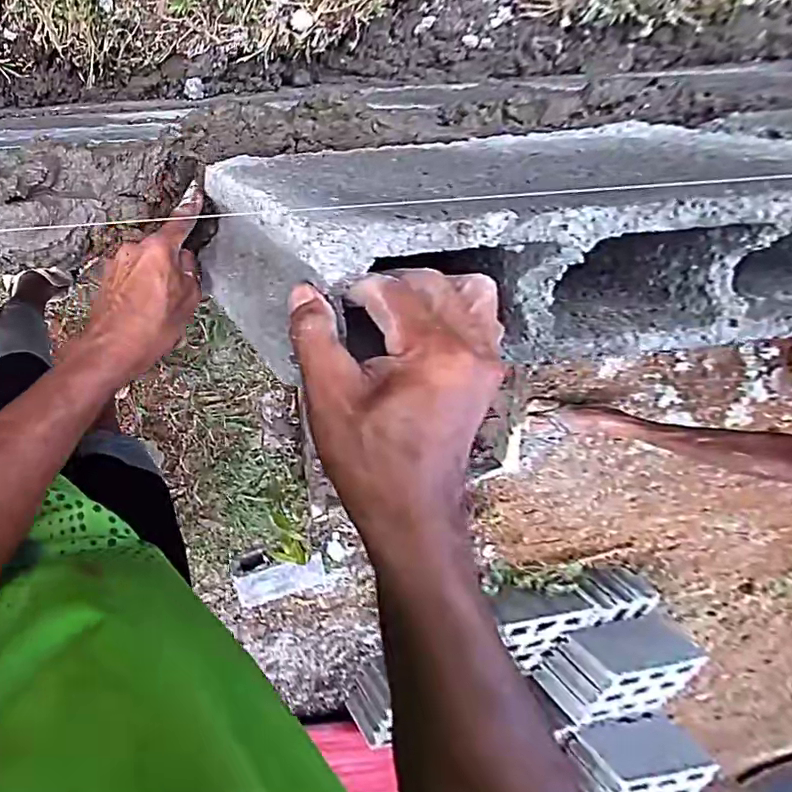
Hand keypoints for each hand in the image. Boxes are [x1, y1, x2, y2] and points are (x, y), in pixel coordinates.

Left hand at [73, 186, 204, 380]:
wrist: (108, 351)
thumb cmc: (144, 332)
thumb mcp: (186, 302)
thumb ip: (190, 273)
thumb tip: (185, 263)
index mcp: (157, 249)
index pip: (179, 223)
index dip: (191, 211)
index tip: (195, 197)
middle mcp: (133, 250)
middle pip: (161, 249)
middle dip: (170, 265)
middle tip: (176, 293)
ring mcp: (116, 264)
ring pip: (144, 264)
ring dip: (152, 280)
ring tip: (156, 309)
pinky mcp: (106, 279)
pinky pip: (130, 278)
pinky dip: (138, 290)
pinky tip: (141, 312)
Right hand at [288, 270, 504, 531]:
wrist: (409, 508)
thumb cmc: (368, 459)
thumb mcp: (328, 395)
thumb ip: (313, 336)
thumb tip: (304, 294)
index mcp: (434, 352)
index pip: (393, 291)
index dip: (355, 290)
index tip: (331, 305)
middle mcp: (472, 349)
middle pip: (432, 284)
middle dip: (387, 285)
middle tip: (352, 306)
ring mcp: (487, 361)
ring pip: (467, 292)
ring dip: (425, 290)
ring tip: (389, 310)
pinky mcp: (487, 373)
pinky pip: (480, 317)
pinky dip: (450, 309)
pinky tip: (417, 328)